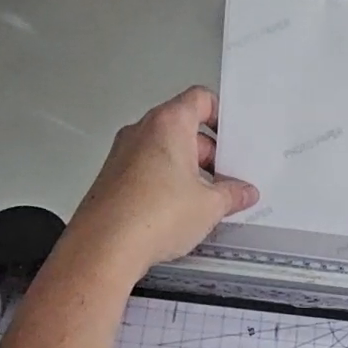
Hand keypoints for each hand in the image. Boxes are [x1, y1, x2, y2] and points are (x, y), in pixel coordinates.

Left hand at [71, 87, 257, 273]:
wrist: (106, 247)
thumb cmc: (150, 216)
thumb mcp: (210, 206)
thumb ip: (232, 194)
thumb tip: (242, 192)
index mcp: (169, 124)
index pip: (200, 99)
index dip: (221, 115)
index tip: (233, 137)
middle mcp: (142, 132)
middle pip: (184, 127)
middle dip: (209, 153)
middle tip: (228, 178)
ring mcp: (124, 154)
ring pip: (166, 151)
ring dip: (189, 171)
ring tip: (207, 201)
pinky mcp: (115, 178)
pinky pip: (148, 171)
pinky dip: (168, 184)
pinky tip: (181, 212)